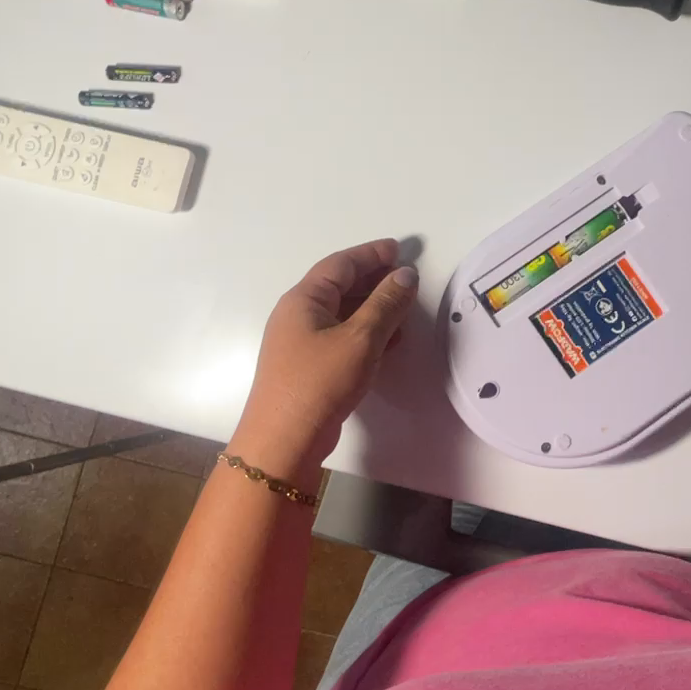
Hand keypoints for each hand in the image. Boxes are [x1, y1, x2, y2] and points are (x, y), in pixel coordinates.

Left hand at [231, 239, 418, 477]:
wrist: (284, 441)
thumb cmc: (319, 382)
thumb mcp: (360, 339)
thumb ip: (386, 304)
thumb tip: (406, 275)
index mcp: (303, 300)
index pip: (340, 264)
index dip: (371, 254)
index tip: (399, 249)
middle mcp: (298, 316)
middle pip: (339, 286)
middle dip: (374, 279)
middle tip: (405, 276)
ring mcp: (301, 343)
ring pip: (342, 313)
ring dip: (373, 308)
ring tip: (404, 308)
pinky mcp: (310, 367)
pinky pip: (342, 337)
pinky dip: (367, 332)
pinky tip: (390, 341)